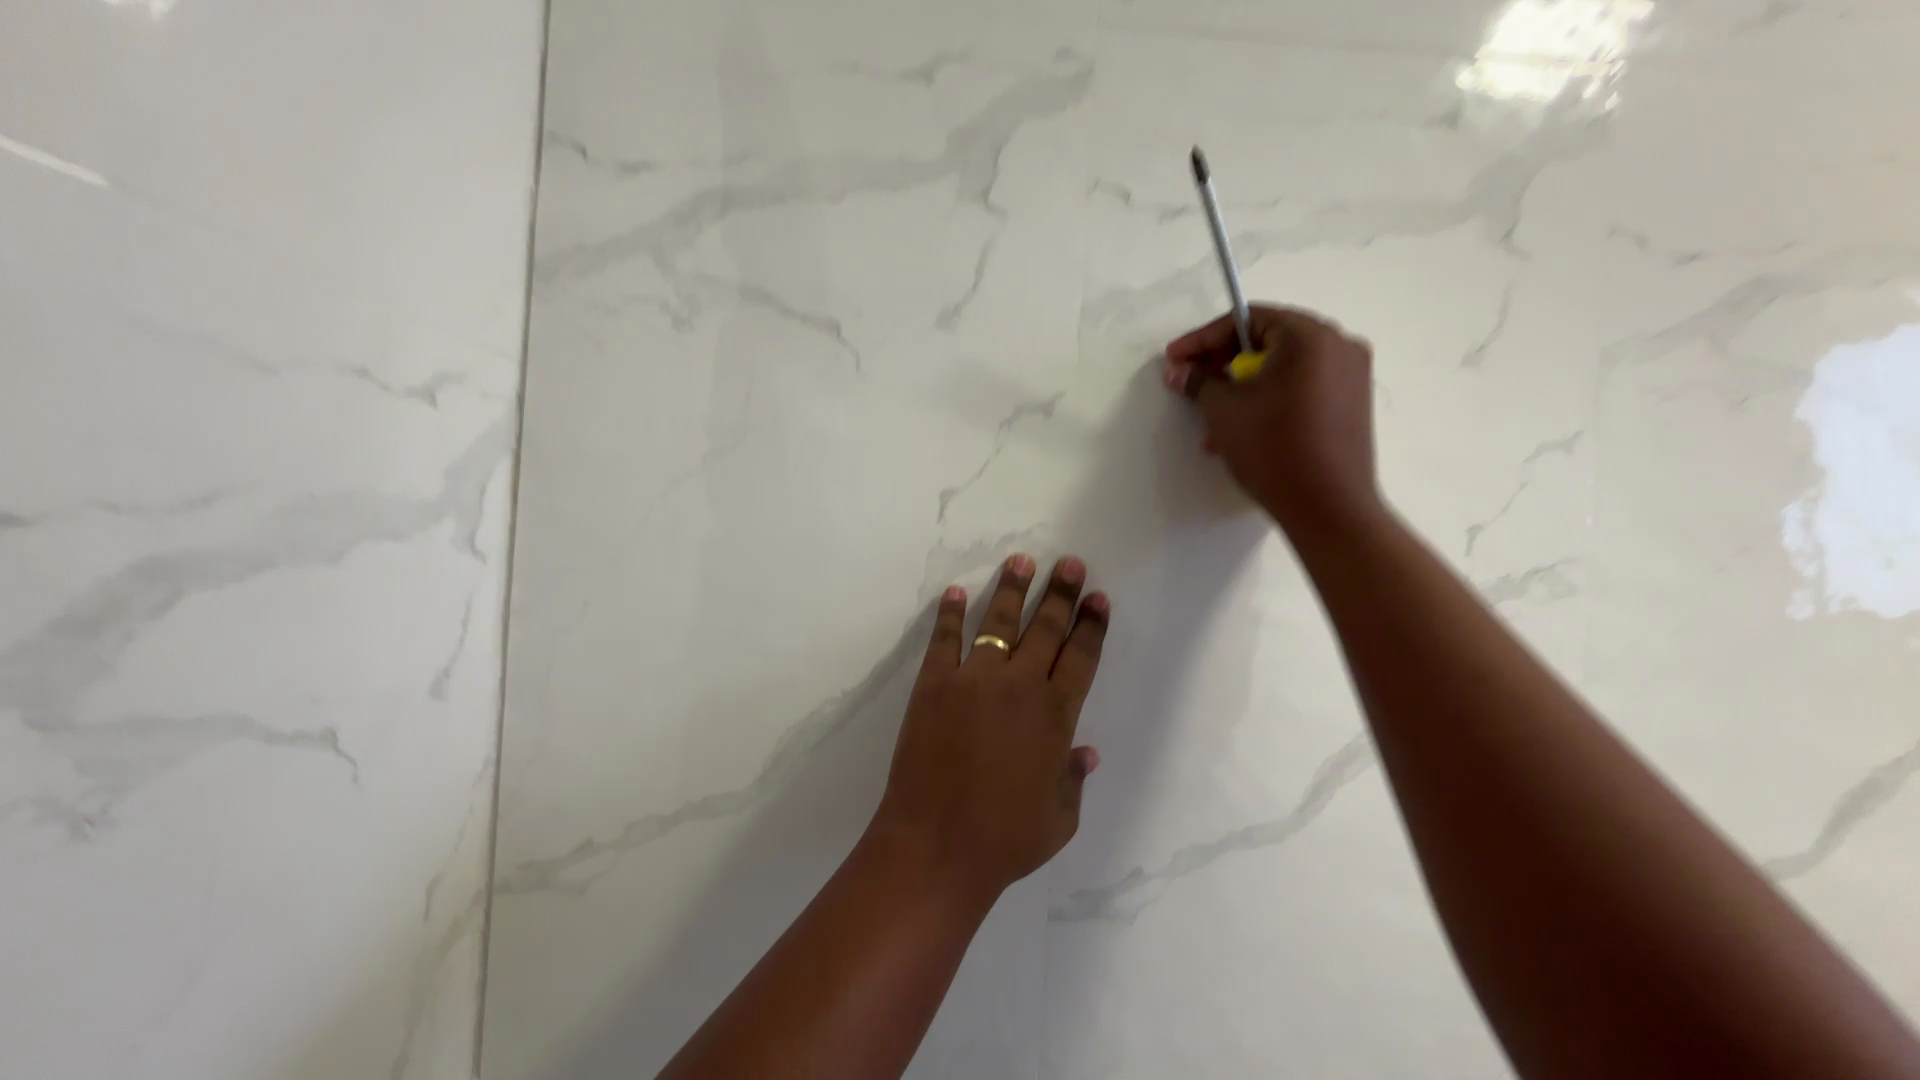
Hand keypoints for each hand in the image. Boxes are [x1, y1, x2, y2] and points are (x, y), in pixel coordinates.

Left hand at [868, 554, 1108, 899]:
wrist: (938, 845)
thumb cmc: (1006, 839)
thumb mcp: (1060, 819)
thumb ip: (1074, 779)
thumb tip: (1087, 752)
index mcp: (1057, 715)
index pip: (1082, 657)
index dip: (1092, 626)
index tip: (1099, 598)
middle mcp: (1021, 686)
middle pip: (1046, 628)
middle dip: (1061, 593)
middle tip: (1070, 563)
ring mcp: (974, 680)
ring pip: (998, 621)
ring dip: (1013, 589)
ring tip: (1022, 560)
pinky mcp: (934, 684)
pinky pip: (945, 639)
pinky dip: (950, 614)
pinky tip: (956, 592)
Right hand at [1163, 305, 1382, 536]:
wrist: (1328, 508)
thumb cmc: (1274, 450)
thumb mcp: (1224, 411)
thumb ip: (1199, 382)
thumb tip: (1178, 370)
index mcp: (1310, 337)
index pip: (1248, 319)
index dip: (1203, 339)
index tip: (1174, 358)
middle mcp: (1339, 345)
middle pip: (1268, 340)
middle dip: (1223, 364)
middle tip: (1191, 383)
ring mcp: (1352, 375)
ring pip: (1283, 368)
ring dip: (1244, 387)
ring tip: (1213, 421)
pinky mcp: (1353, 403)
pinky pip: (1302, 387)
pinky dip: (1271, 399)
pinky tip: (1245, 430)